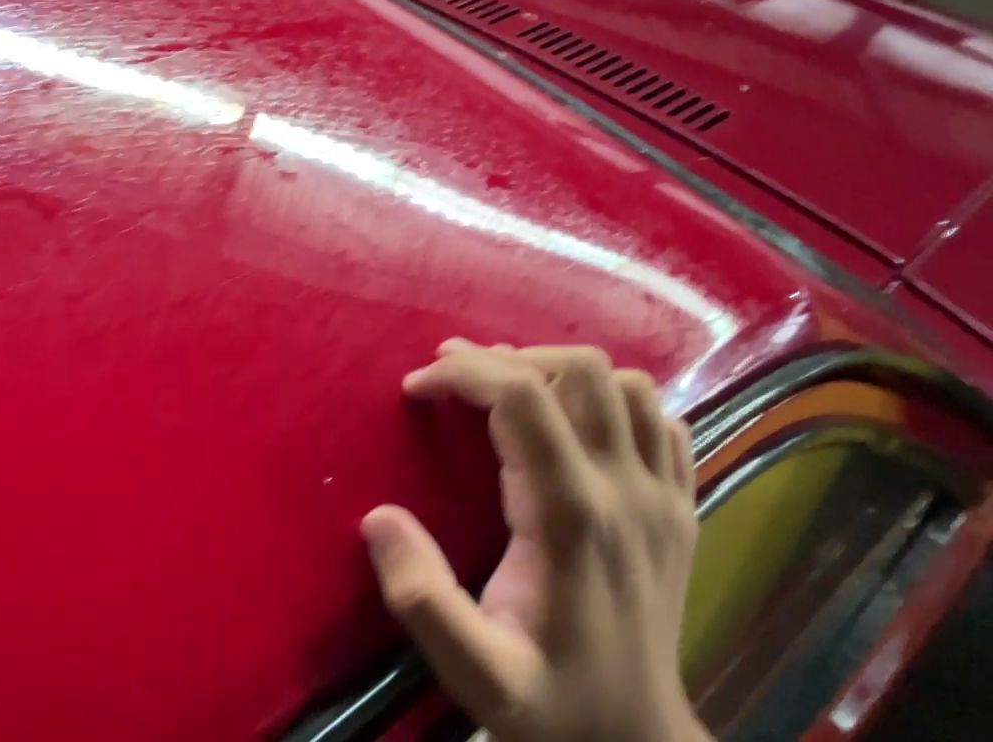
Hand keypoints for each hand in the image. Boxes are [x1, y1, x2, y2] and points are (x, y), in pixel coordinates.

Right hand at [362, 339, 709, 741]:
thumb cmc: (548, 702)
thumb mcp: (473, 669)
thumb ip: (421, 596)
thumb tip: (379, 517)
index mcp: (570, 517)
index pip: (522, 396)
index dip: (460, 374)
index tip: (414, 389)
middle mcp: (626, 492)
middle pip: (582, 372)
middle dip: (508, 360)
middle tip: (455, 383)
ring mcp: (665, 498)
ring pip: (628, 386)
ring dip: (560, 376)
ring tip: (508, 396)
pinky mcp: (681, 509)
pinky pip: (661, 421)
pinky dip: (613, 404)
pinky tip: (573, 427)